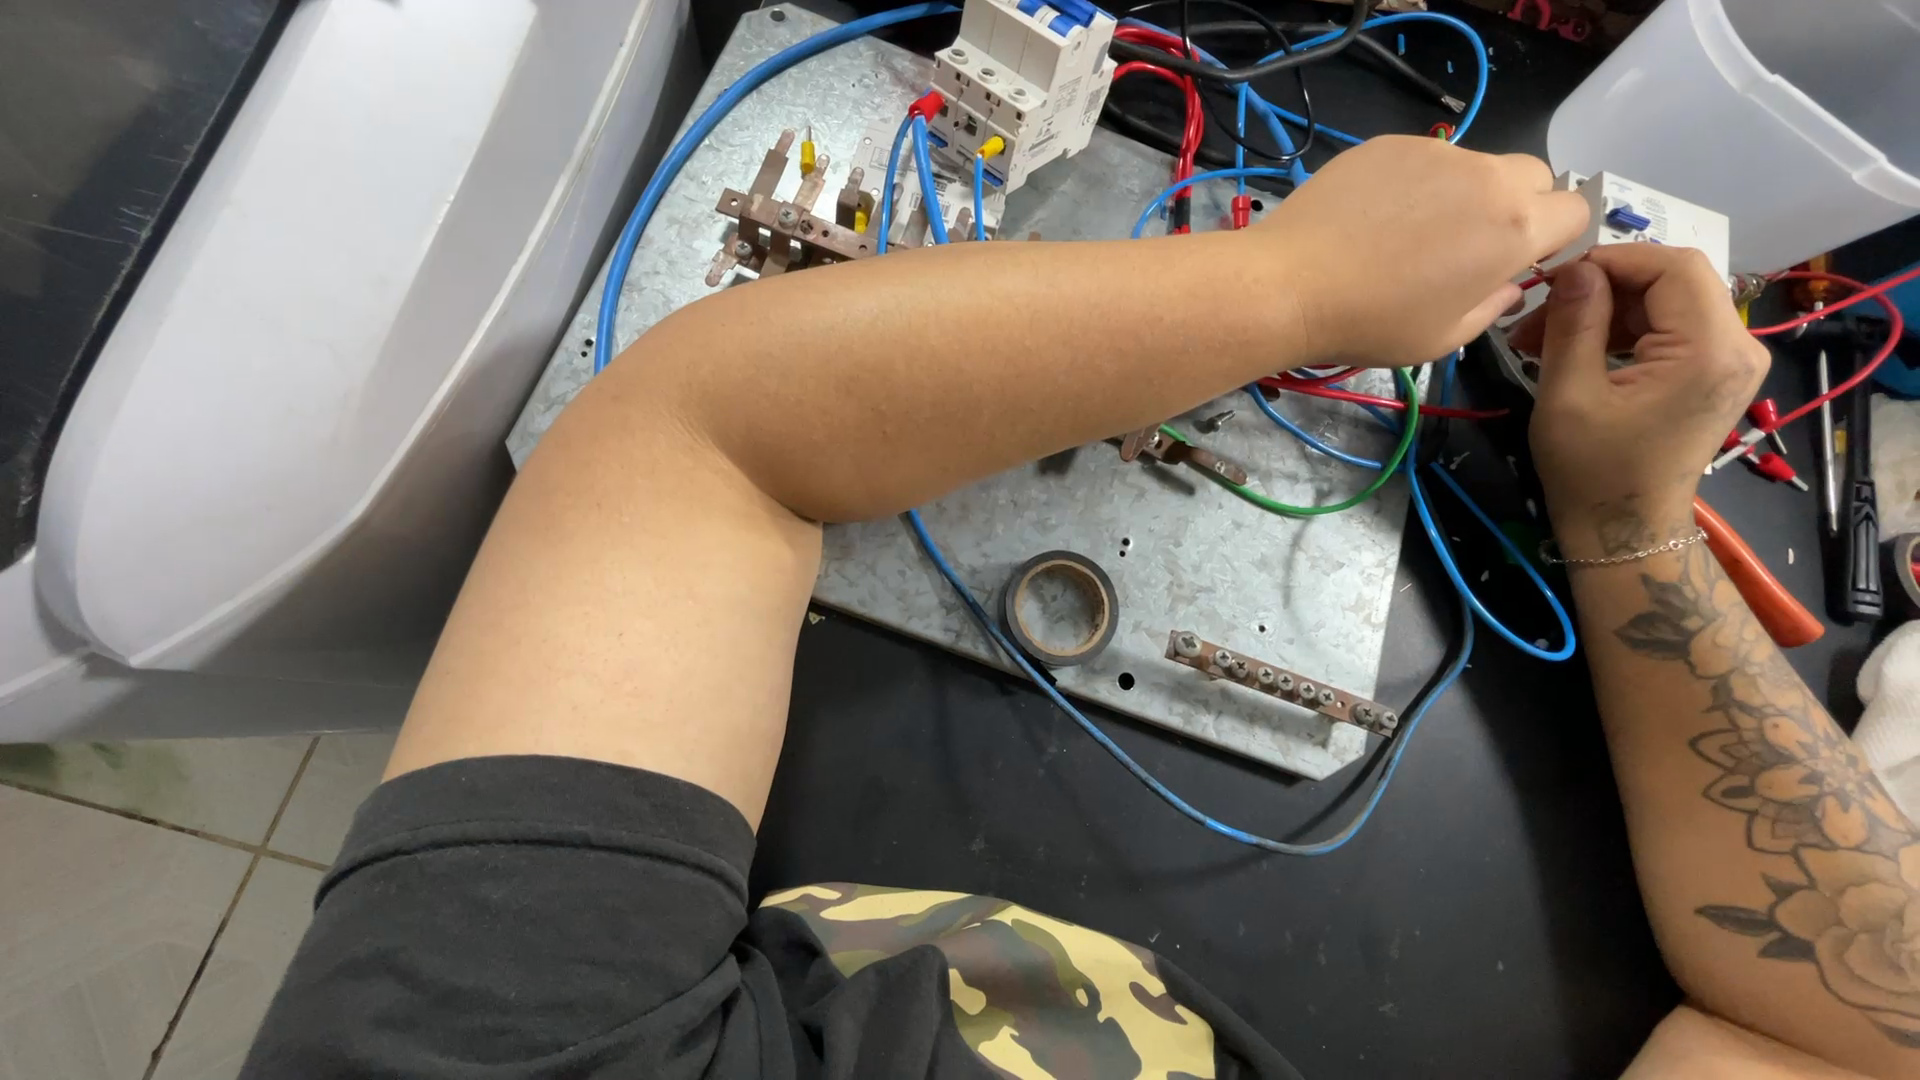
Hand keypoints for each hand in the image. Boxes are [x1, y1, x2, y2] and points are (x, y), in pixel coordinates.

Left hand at [1258, 136, 1589, 366]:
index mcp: (1514, 229)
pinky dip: (1410, 184)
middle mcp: (1487, 177)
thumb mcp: (1439, 339)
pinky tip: (1367, 219)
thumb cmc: (1366, 324)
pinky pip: (1420, 160)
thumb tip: (1507, 285)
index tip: (1516, 259)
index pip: (1577, 211)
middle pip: (1533, 177)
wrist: (1287, 286)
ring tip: (1402, 235)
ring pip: (1473, 166)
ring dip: (1459, 194)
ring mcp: (1436, 153)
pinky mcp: (1389, 144)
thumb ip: (1490, 308)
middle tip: (1462, 247)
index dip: (1553, 237)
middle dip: (1517, 206)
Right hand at [1514, 244, 1768, 555]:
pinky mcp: (1710, 374)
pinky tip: (1572, 347)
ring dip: (1603, 309)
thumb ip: (1573, 326)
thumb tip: (1573, 271)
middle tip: (1536, 310)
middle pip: (1672, 281)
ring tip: (1539, 335)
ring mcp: (1728, 360)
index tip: (1550, 278)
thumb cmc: (1590, 469)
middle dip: (1601, 285)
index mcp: (1707, 350)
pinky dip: (1618, 330)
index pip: (1672, 267)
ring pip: (1666, 303)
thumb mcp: (1567, 396)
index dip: (1611, 260)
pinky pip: (1667, 330)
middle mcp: (1736, 346)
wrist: (1623, 527)